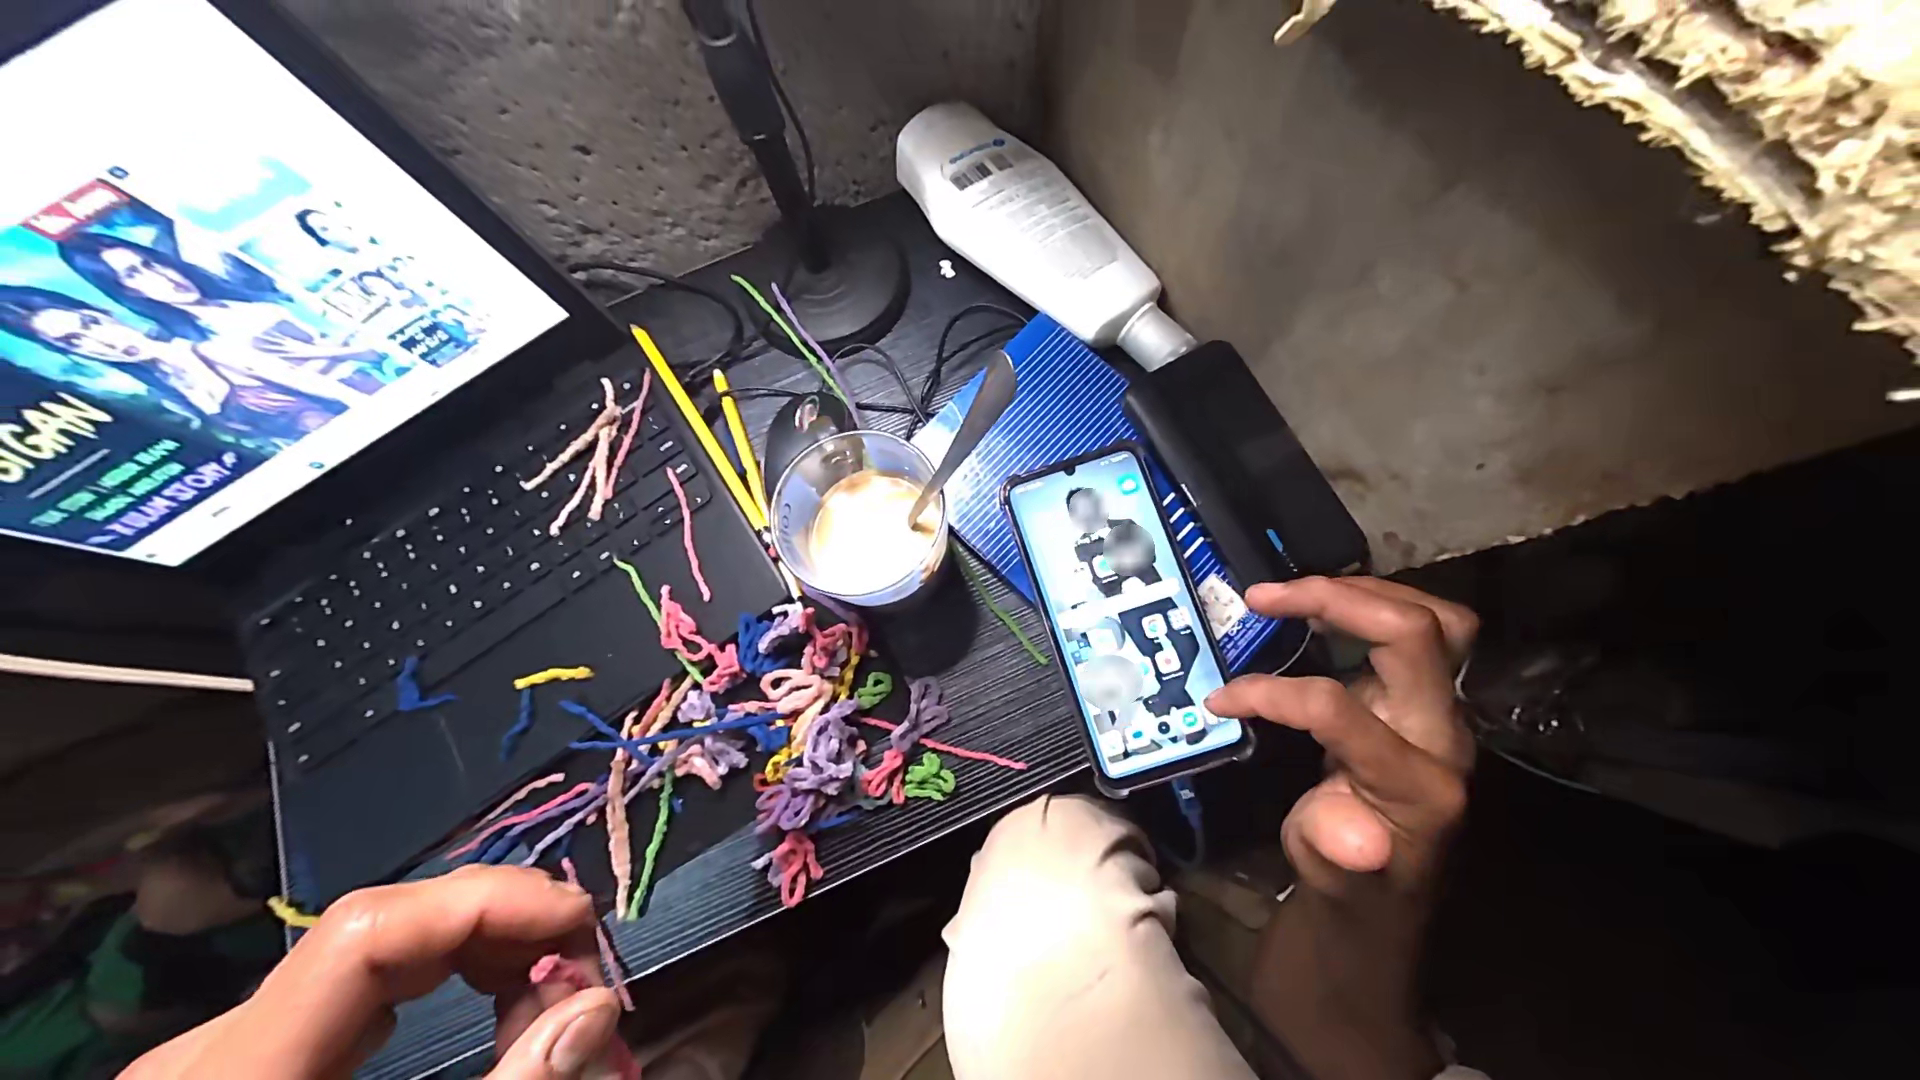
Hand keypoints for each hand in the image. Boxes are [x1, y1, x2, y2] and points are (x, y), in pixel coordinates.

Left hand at [124, 865, 620, 1079]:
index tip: (579, 923)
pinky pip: (390, 969)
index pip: (367, 932)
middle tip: (582, 972)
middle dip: (512, 927)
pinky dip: (467, 972)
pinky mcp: (274, 1046)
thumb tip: (600, 1005)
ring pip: (403, 935)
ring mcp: (243, 1039)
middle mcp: (220, 1044)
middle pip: (398, 920)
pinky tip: (504, 1003)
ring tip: (552, 1003)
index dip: (486, 904)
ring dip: (500, 949)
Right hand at [1206, 577, 1476, 1079]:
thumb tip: (1345, 834)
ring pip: (1434, 620)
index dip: (1270, 694)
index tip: (1219, 700)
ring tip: (1295, 591)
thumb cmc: (1352, 881)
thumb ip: (1342, 855)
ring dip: (1360, 591)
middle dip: (1336, 601)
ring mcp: (1437, 709)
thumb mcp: (1336, 879)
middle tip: (1263, 598)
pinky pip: (1417, 629)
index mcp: (1415, 780)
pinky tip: (1322, 607)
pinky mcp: (1421, 697)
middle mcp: (1440, 734)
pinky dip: (1368, 604)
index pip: (1338, 708)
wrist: (1388, 883)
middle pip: (1417, 635)